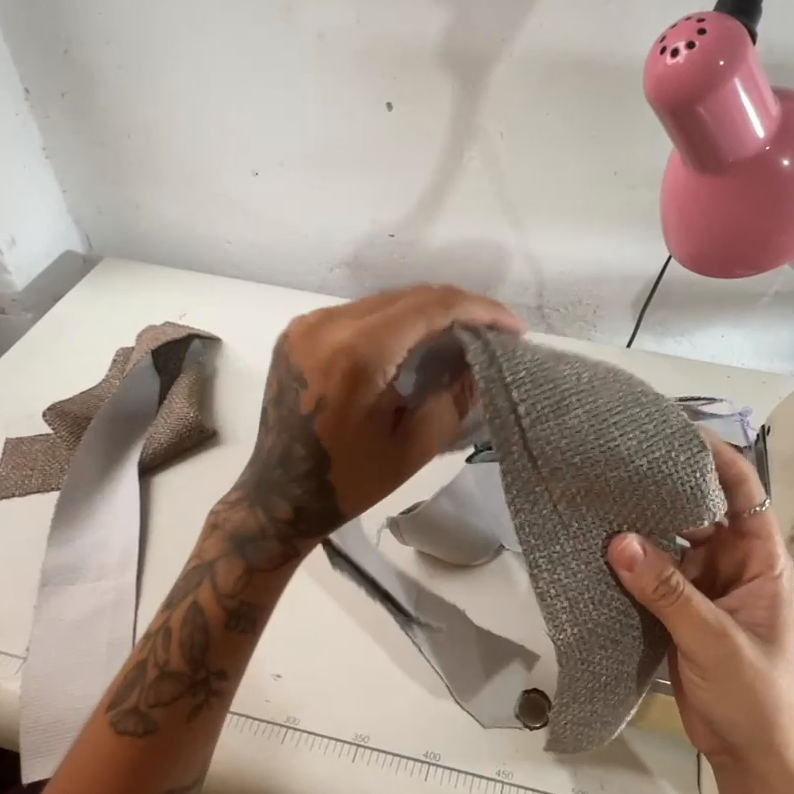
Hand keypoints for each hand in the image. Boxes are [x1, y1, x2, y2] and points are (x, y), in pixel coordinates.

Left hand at [230, 284, 522, 546]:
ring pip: (383, 301)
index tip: (514, 327)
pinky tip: (417, 340)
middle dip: (458, 308)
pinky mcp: (298, 333)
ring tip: (463, 334)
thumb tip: (480, 356)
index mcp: (356, 352)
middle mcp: (326, 324)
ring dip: (426, 312)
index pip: (430, 307)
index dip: (479, 310)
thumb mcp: (415, 443)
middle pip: (407, 296)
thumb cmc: (351, 480)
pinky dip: (394, 322)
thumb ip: (455, 392)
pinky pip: (359, 314)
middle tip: (495, 331)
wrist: (279, 496)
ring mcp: (307, 325)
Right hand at [606, 429, 793, 770]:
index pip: (743, 490)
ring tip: (597, 493)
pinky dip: (627, 559)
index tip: (670, 430)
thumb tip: (616, 541)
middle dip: (662, 485)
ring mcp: (701, 583)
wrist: (746, 751)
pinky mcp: (676, 606)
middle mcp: (730, 560)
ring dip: (639, 522)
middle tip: (616, 460)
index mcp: (758, 558)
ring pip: (668, 537)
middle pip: (697, 507)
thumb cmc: (751, 693)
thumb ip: (666, 591)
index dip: (713, 455)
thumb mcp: (713, 638)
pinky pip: (650, 571)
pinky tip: (596, 541)